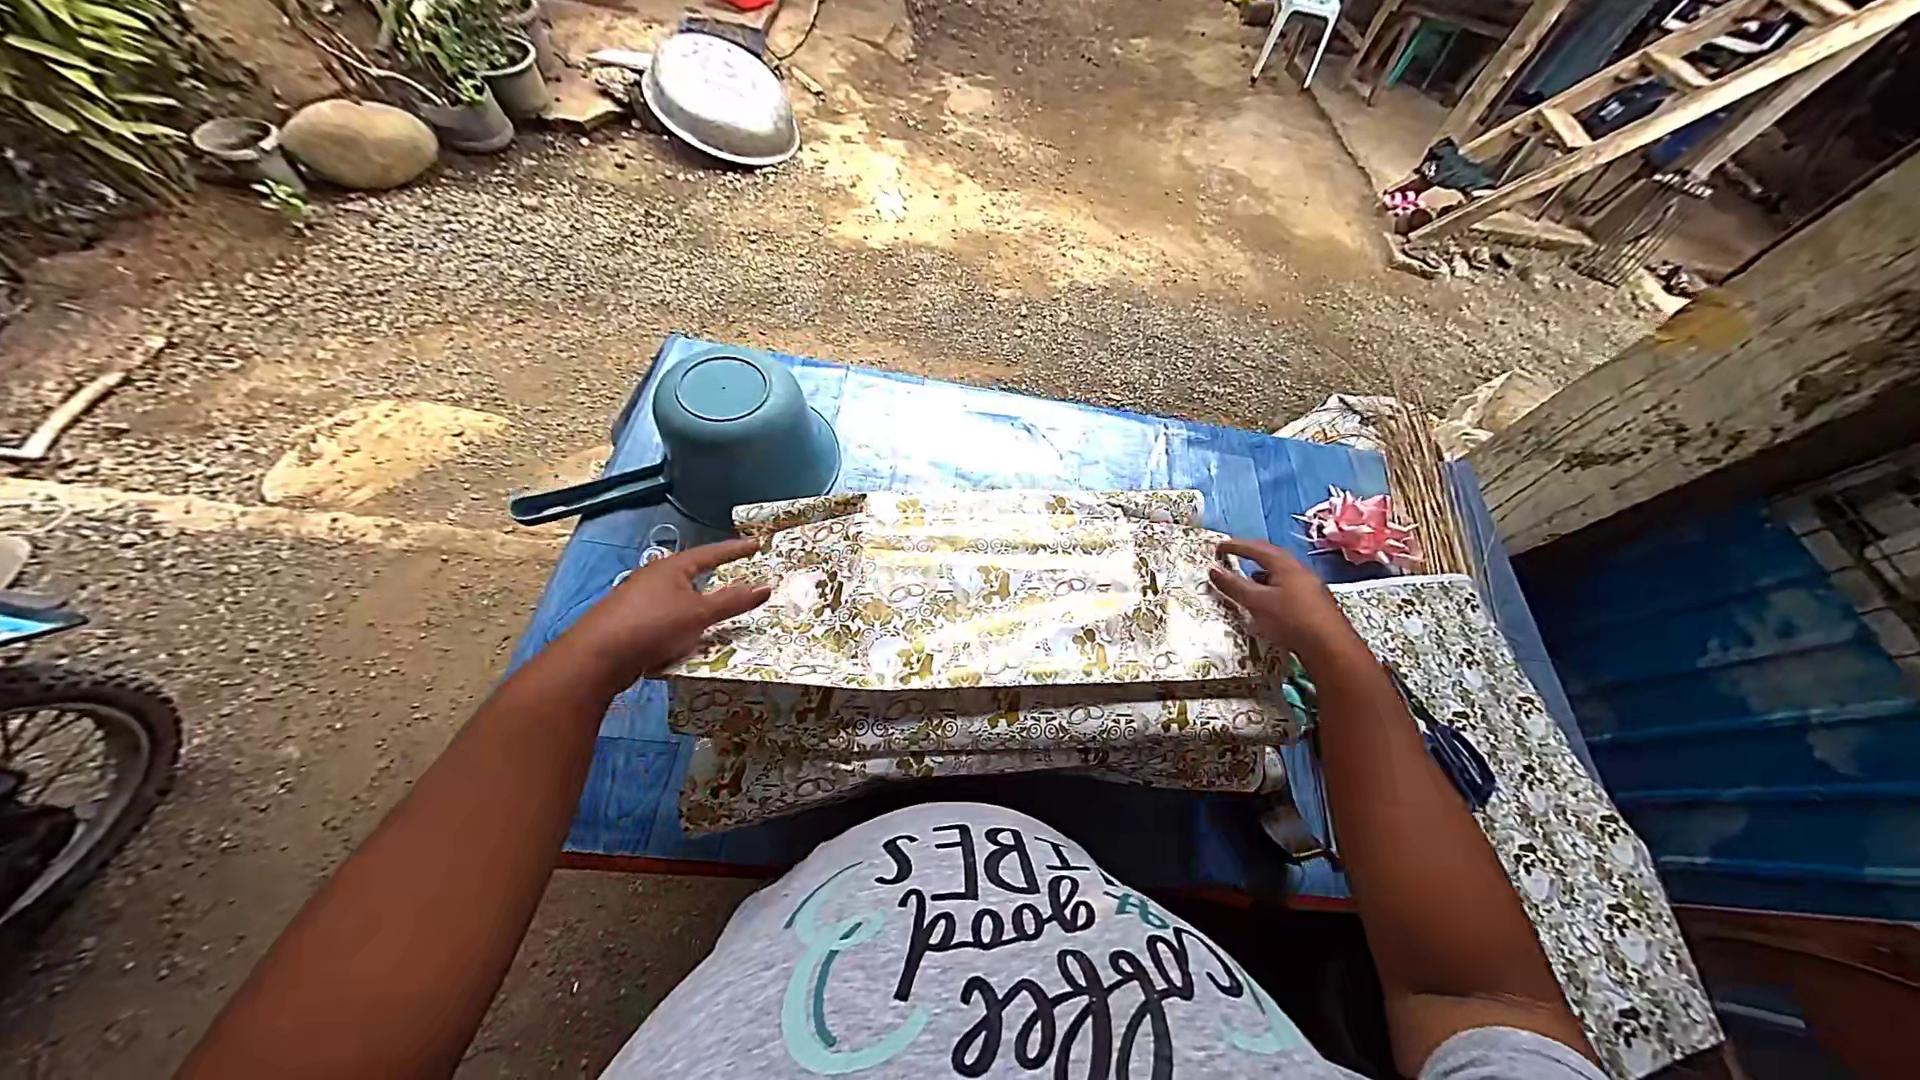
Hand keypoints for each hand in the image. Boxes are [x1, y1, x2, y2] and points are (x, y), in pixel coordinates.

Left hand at [556, 537, 771, 686]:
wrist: (596, 658)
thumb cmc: (652, 625)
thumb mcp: (699, 614)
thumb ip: (733, 601)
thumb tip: (765, 587)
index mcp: (672, 567)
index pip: (711, 553)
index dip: (735, 550)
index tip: (755, 544)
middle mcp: (654, 577)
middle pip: (692, 573)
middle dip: (714, 576)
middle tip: (738, 576)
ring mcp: (640, 599)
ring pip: (679, 597)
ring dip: (698, 604)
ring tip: (717, 612)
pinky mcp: (631, 622)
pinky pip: (667, 618)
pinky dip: (683, 623)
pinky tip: (689, 637)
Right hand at [1208, 538, 1358, 662]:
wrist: (1330, 647)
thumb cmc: (1290, 619)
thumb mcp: (1256, 602)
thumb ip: (1234, 586)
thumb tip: (1213, 570)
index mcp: (1284, 565)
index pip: (1256, 548)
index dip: (1235, 546)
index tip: (1218, 546)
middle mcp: (1299, 571)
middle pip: (1271, 556)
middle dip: (1250, 554)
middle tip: (1233, 555)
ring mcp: (1309, 586)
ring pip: (1280, 573)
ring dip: (1261, 571)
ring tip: (1247, 577)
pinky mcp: (1313, 603)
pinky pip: (1286, 586)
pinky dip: (1271, 586)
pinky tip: (1266, 599)